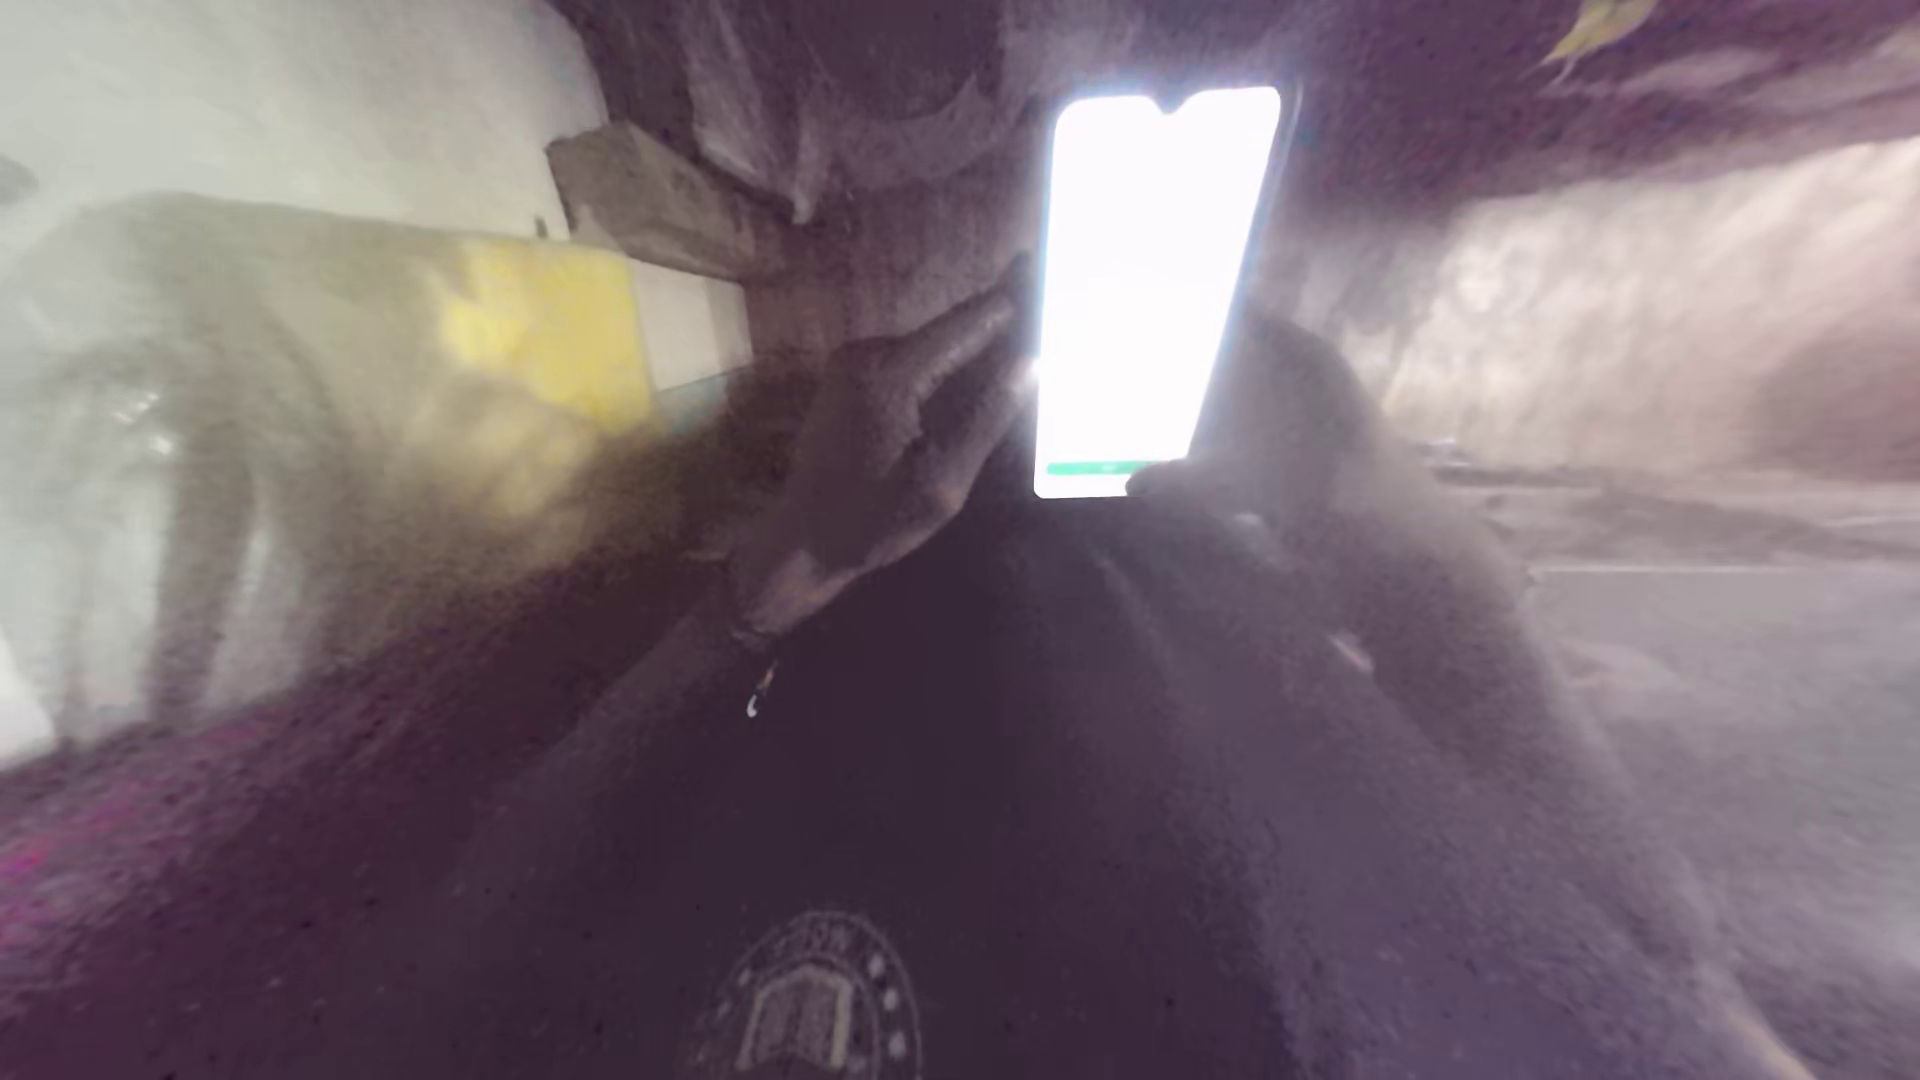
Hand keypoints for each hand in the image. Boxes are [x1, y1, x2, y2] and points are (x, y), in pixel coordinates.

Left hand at [728, 266, 1031, 639]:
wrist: (805, 539)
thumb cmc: (875, 520)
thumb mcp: (942, 481)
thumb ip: (986, 418)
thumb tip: (1031, 361)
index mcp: (892, 372)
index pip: (971, 321)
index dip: (1016, 302)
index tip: (1053, 281)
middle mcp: (868, 352)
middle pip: (951, 331)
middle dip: (998, 333)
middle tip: (1046, 331)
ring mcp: (853, 363)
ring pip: (932, 348)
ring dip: (971, 357)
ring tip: (1017, 362)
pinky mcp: (850, 380)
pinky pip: (911, 364)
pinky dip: (943, 373)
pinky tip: (970, 389)